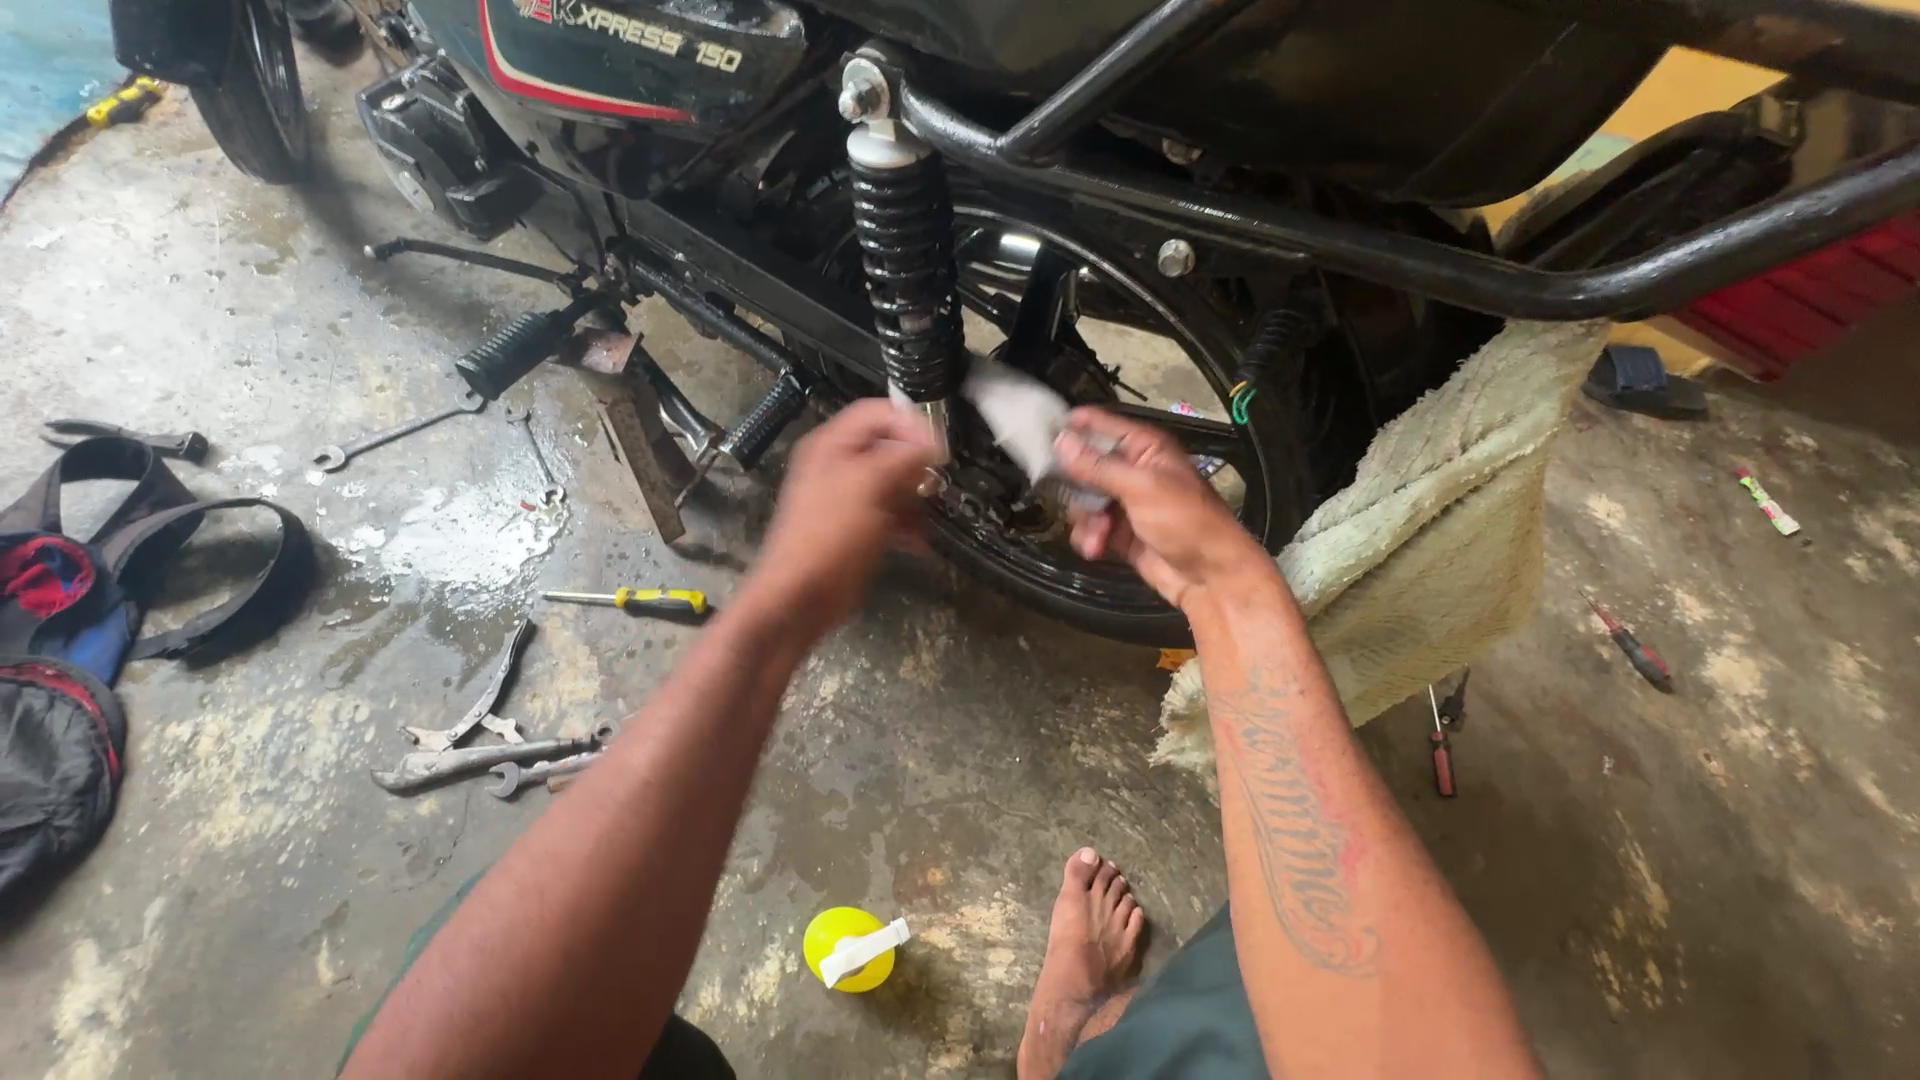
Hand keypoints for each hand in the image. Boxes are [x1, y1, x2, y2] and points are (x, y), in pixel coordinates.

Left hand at [743, 398, 938, 634]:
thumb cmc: (830, 535)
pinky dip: (906, 524)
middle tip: (934, 481)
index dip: (909, 423)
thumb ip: (900, 458)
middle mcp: (839, 466)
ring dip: (914, 497)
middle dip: (914, 464)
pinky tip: (917, 542)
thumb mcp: (868, 486)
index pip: (876, 414)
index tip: (938, 446)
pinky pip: (889, 515)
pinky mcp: (856, 529)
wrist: (802, 595)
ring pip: (892, 483)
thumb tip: (930, 443)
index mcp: (832, 446)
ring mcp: (847, 499)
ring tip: (927, 514)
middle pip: (887, 448)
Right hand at [1053, 407, 1276, 612]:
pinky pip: (1091, 527)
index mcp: (1145, 449)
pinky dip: (1090, 538)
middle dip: (1076, 487)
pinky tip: (1096, 548)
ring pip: (1084, 501)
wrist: (1208, 576)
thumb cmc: (1185, 521)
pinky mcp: (1119, 532)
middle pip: (1086, 467)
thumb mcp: (1140, 487)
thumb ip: (1098, 466)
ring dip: (1085, 520)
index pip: (1103, 426)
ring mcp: (1126, 503)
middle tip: (1073, 499)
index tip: (1044, 432)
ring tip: (1097, 536)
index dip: (1075, 427)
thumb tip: (1061, 442)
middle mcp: (1134, 471)